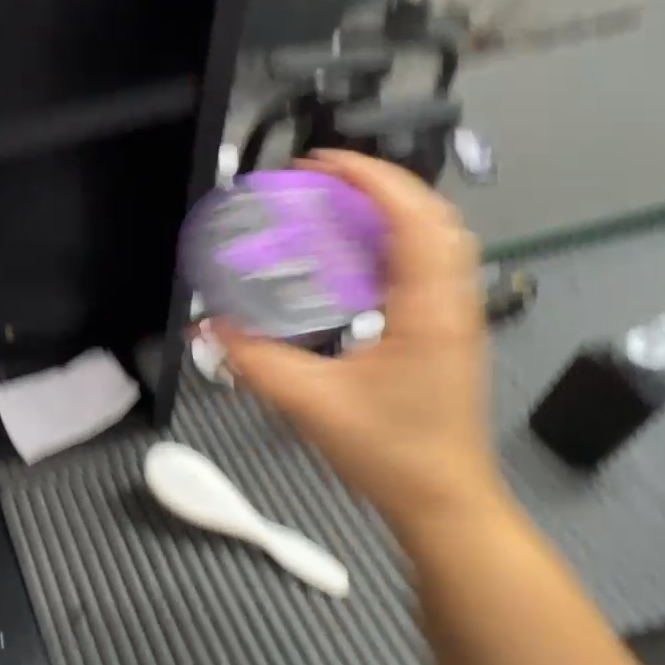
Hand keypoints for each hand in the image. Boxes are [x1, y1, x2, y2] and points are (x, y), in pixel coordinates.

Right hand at [219, 151, 504, 531]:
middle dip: (378, 187)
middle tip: (323, 184)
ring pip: (435, 240)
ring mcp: (455, 318)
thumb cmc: (393, 454)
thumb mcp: (310, 404)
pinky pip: (426, 267)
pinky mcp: (447, 334)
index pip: (411, 218)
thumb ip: (254, 362)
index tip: (322, 164)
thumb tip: (209, 330)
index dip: (369, 179)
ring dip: (388, 214)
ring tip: (336, 211)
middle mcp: (451, 304)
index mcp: (427, 310)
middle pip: (431, 216)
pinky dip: (392, 246)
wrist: (444, 499)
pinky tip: (354, 261)